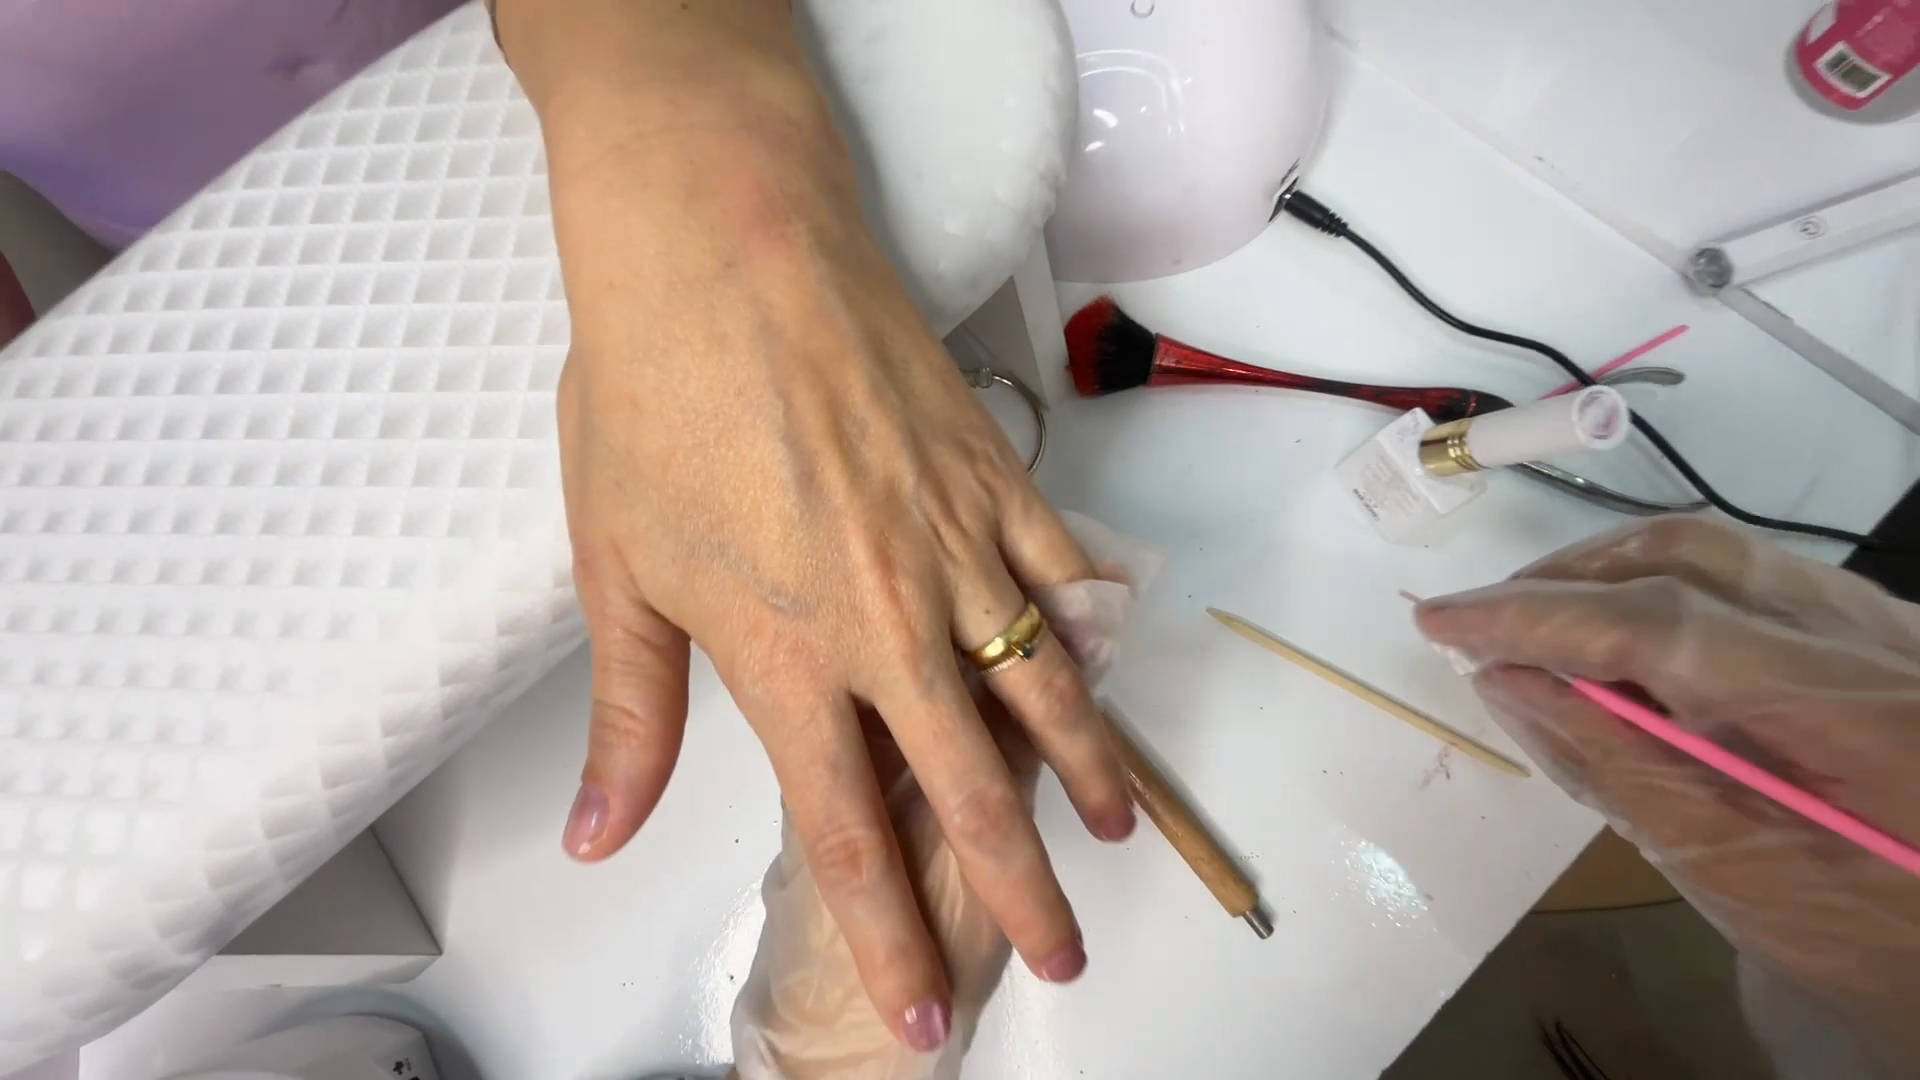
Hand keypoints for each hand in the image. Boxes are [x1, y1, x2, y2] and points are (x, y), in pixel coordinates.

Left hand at [498, 0, 1132, 1051]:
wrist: (728, 256)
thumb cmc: (655, 400)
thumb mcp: (617, 567)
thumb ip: (629, 715)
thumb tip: (597, 834)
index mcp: (789, 652)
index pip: (849, 831)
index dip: (887, 931)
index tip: (915, 1007)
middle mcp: (890, 621)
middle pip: (972, 785)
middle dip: (1017, 886)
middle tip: (1059, 953)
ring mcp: (959, 547)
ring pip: (1045, 687)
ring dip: (1085, 770)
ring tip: (1112, 831)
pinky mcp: (996, 478)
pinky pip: (1063, 571)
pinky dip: (1092, 630)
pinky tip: (1108, 666)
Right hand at [1416, 516, 1919, 1062]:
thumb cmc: (1854, 933)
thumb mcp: (1722, 864)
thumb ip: (1606, 762)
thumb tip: (1497, 675)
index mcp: (1863, 716)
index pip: (1664, 626)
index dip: (1537, 616)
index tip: (1438, 621)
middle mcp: (1884, 643)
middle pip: (1689, 556)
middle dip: (1560, 580)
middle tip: (1484, 624)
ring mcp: (1883, 624)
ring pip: (1709, 551)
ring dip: (1595, 576)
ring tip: (1535, 623)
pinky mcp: (1864, 627)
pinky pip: (1731, 573)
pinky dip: (1643, 587)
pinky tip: (1609, 633)